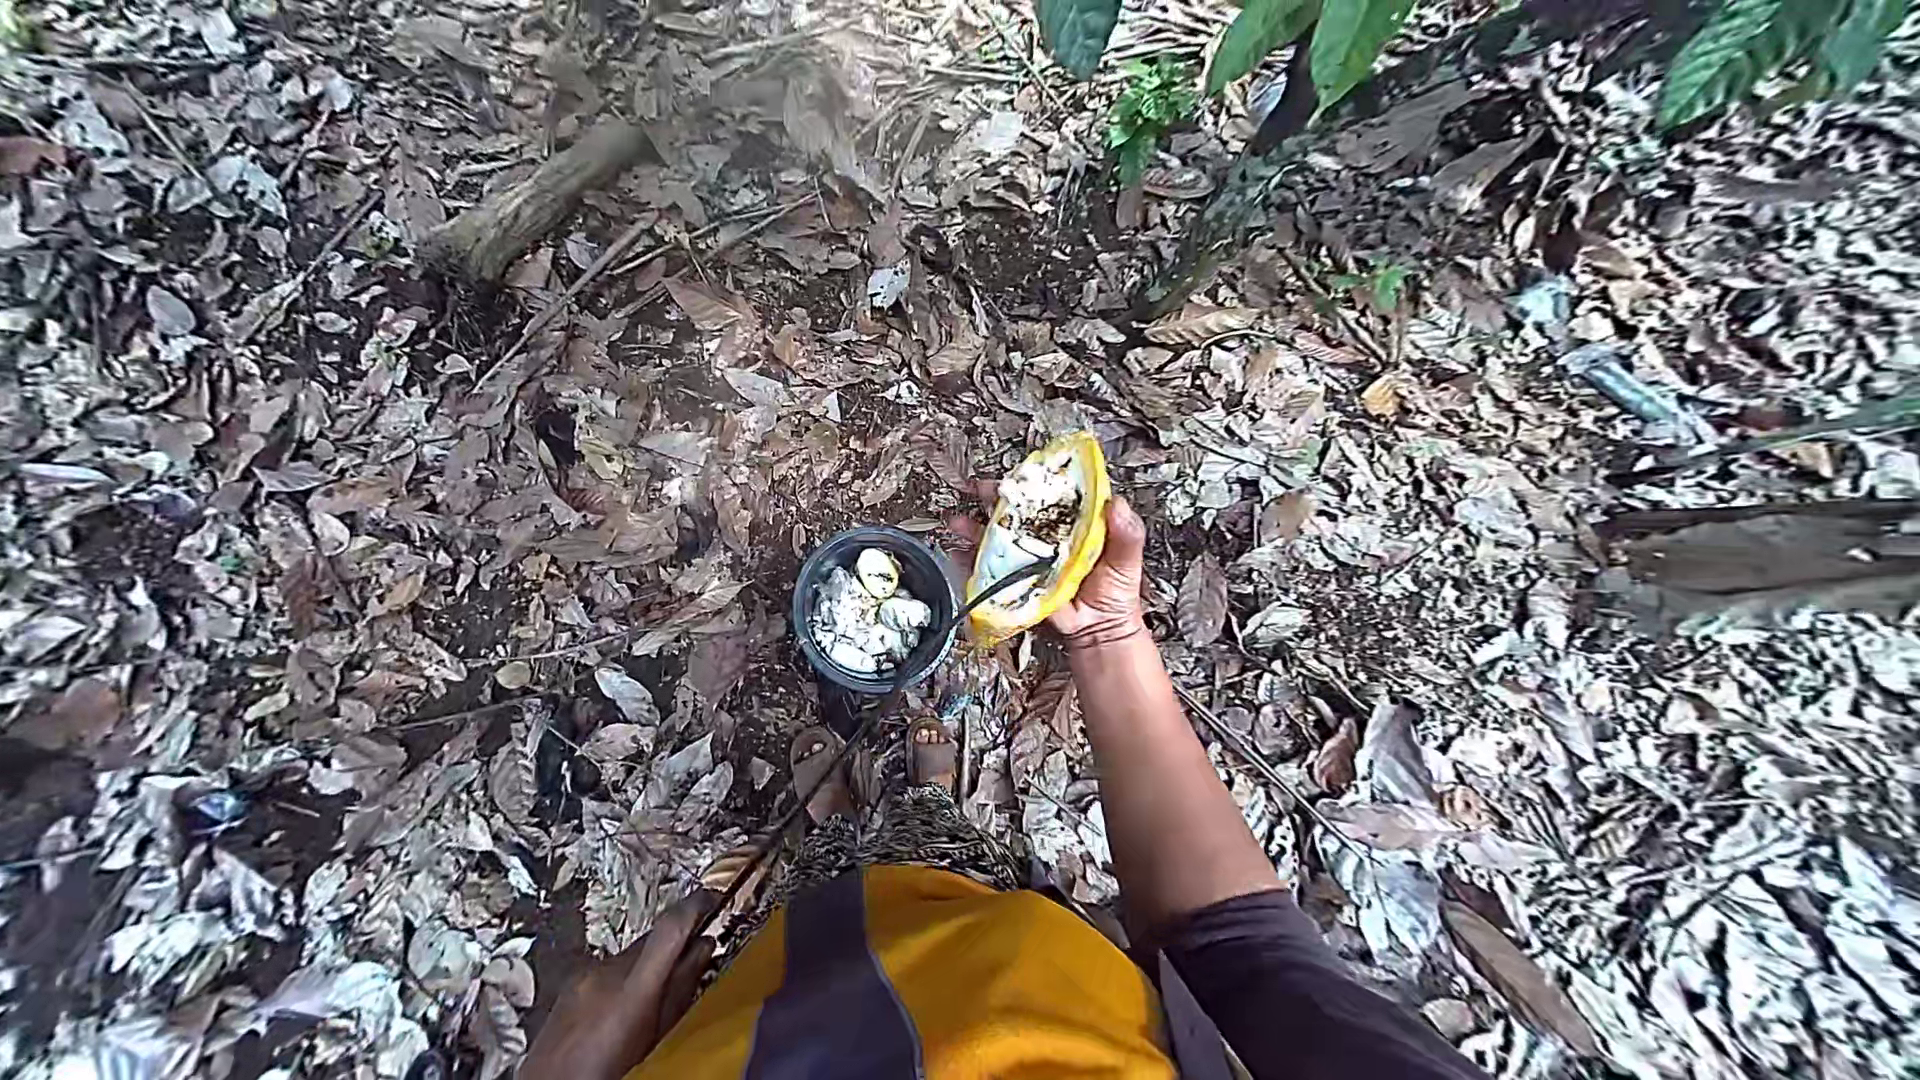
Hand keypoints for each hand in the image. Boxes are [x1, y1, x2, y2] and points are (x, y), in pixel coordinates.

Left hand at [520, 889, 716, 1079]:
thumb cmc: (604, 1079)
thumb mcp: (655, 1039)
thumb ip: (681, 990)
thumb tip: (705, 946)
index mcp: (632, 989)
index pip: (671, 926)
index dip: (696, 904)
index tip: (714, 897)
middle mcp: (604, 971)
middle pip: (653, 938)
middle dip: (674, 946)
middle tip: (691, 964)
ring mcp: (583, 975)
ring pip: (632, 953)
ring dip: (647, 967)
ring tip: (648, 1004)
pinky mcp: (570, 983)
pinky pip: (609, 967)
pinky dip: (623, 979)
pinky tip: (619, 1012)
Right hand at [946, 485, 1149, 654]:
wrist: (1099, 631)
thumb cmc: (1115, 592)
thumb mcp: (1127, 559)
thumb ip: (1128, 533)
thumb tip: (1118, 505)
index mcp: (1073, 523)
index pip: (1052, 495)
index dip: (1035, 482)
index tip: (1022, 475)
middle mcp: (1046, 536)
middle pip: (1018, 511)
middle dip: (997, 498)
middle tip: (985, 490)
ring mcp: (1029, 558)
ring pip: (999, 537)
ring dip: (977, 527)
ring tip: (961, 522)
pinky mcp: (1018, 580)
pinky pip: (993, 569)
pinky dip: (973, 562)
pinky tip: (961, 555)